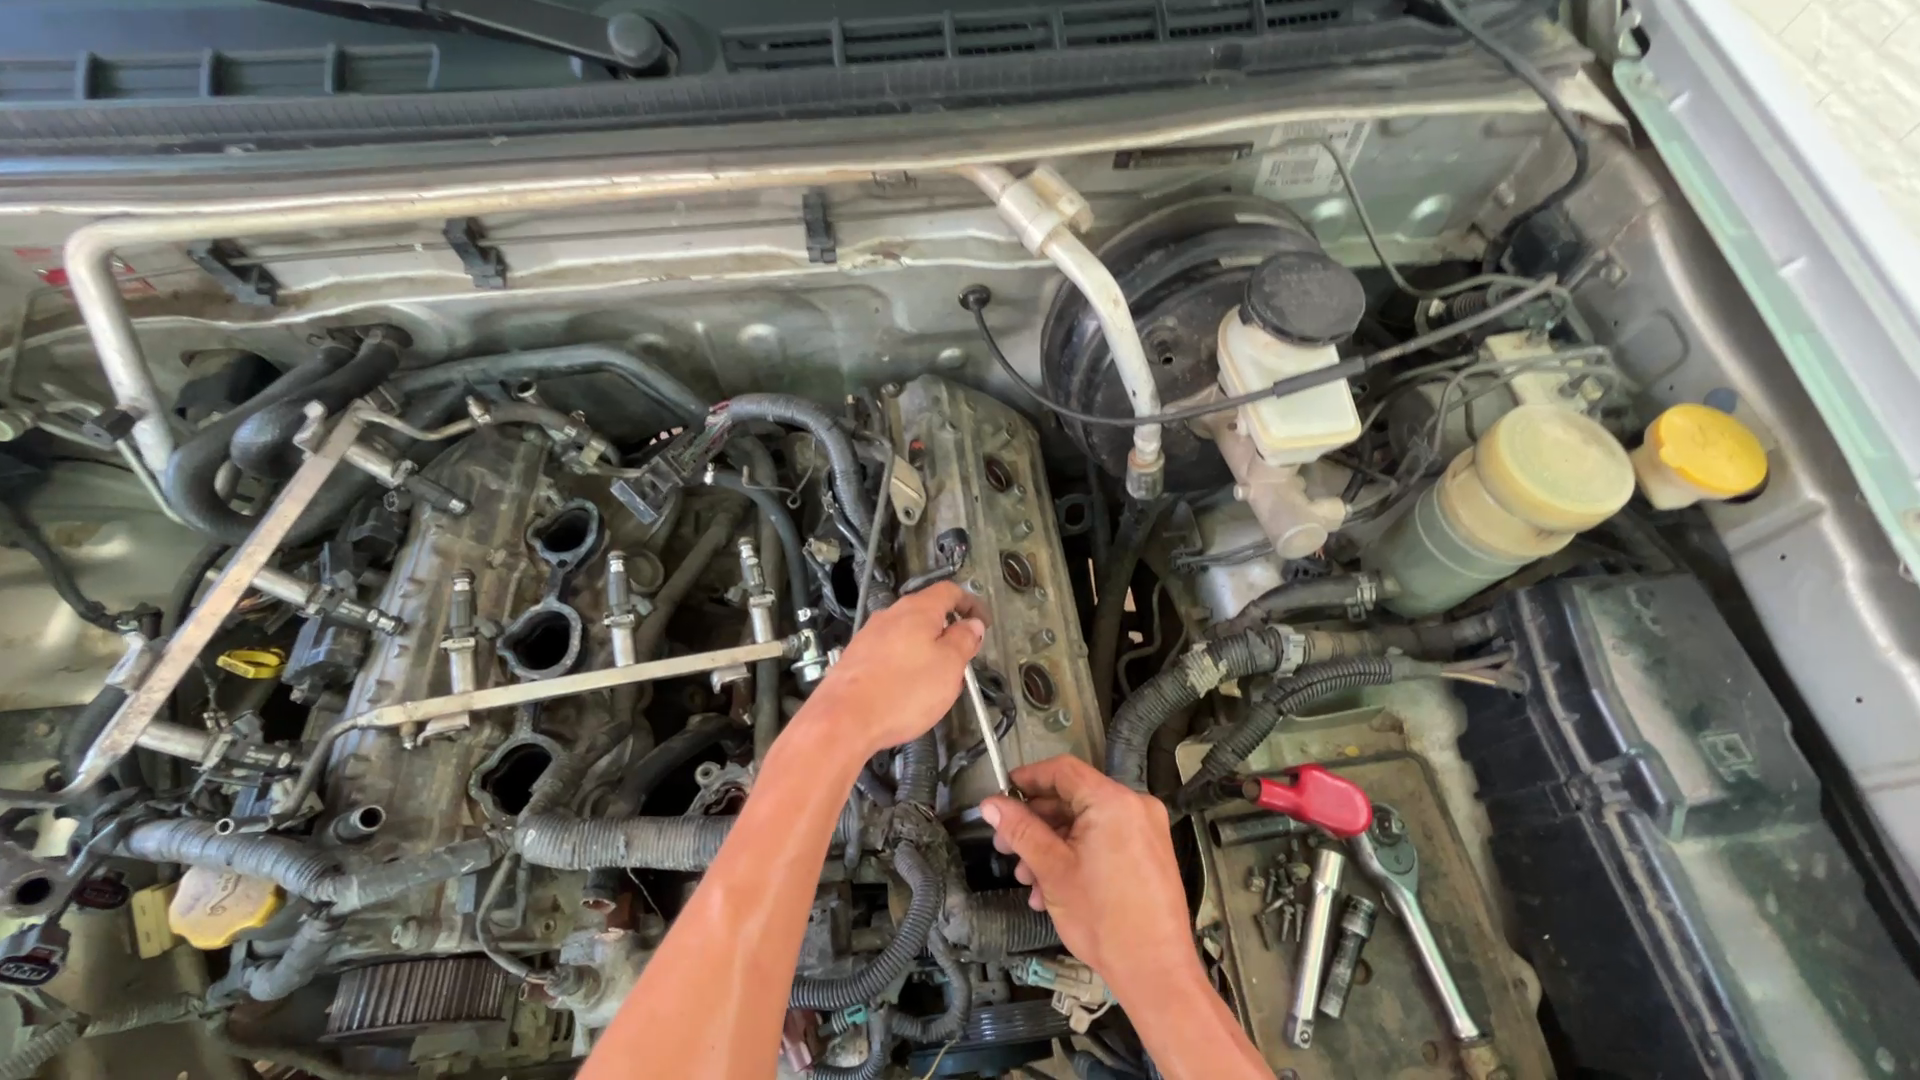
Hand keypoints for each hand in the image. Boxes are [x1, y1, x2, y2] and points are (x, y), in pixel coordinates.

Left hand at [796, 582, 987, 755]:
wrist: (844, 720)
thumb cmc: (898, 693)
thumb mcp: (949, 666)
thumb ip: (964, 640)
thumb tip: (972, 626)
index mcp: (917, 610)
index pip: (950, 591)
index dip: (970, 604)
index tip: (981, 621)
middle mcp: (890, 616)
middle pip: (926, 612)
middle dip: (947, 631)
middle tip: (962, 654)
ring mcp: (870, 637)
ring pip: (906, 634)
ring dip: (925, 650)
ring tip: (935, 680)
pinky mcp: (857, 659)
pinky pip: (889, 654)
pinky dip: (904, 665)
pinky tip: (907, 691)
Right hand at [980, 756, 1197, 999]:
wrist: (1155, 972)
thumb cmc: (1103, 919)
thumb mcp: (1052, 869)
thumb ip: (1020, 830)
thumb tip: (990, 805)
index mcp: (1113, 801)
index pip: (1063, 770)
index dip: (1028, 778)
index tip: (1002, 795)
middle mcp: (1135, 806)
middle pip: (1073, 798)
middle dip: (1036, 824)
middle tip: (1006, 846)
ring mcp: (1146, 830)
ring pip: (1086, 823)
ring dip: (1052, 846)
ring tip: (1027, 878)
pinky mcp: (1149, 854)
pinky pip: (1105, 840)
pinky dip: (1076, 856)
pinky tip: (1051, 888)